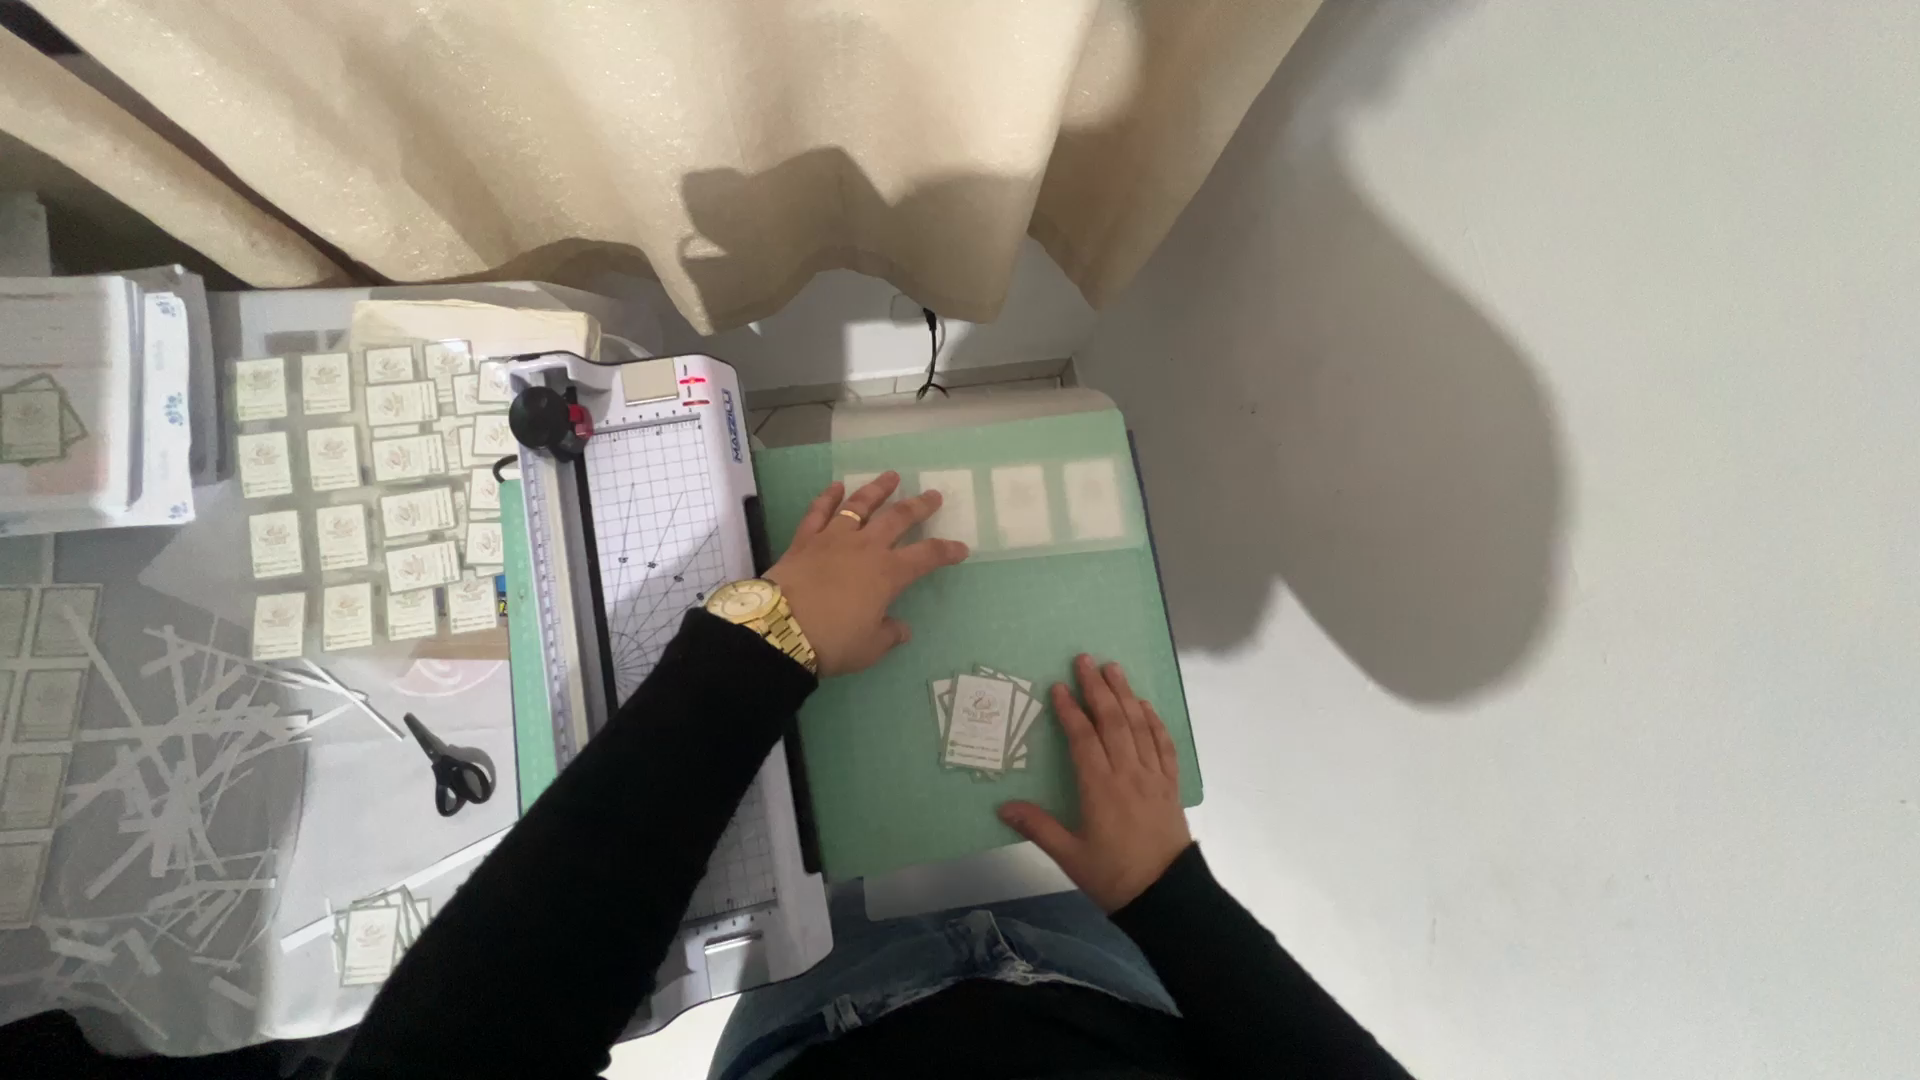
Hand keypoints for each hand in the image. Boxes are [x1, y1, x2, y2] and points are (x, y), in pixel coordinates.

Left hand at [765, 471, 969, 675]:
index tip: (961, 548)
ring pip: (860, 506)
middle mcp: (865, 548)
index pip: (926, 557)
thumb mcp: (869, 647)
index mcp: (888, 574)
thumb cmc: (832, 641)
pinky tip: (837, 487)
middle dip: (918, 506)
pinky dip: (829, 497)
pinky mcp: (805, 540)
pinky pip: (819, 512)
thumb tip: (901, 629)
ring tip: (890, 477)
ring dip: (878, 490)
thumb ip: (888, 634)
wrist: (780, 630)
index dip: (946, 551)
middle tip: (933, 496)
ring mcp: (833, 539)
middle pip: (898, 518)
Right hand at [999, 656, 1191, 912]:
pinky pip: (1164, 745)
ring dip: (1126, 694)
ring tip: (1114, 669)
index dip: (1070, 710)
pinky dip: (1155, 722)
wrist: (1168, 898)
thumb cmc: (1114, 877)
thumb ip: (1038, 827)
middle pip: (1113, 721)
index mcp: (1100, 788)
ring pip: (1140, 726)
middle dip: (1098, 688)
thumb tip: (1003, 807)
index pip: (1083, 738)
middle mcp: (1128, 773)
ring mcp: (1153, 777)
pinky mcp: (1170, 785)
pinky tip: (1146, 706)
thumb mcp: (1070, 856)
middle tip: (1085, 660)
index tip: (1058, 687)